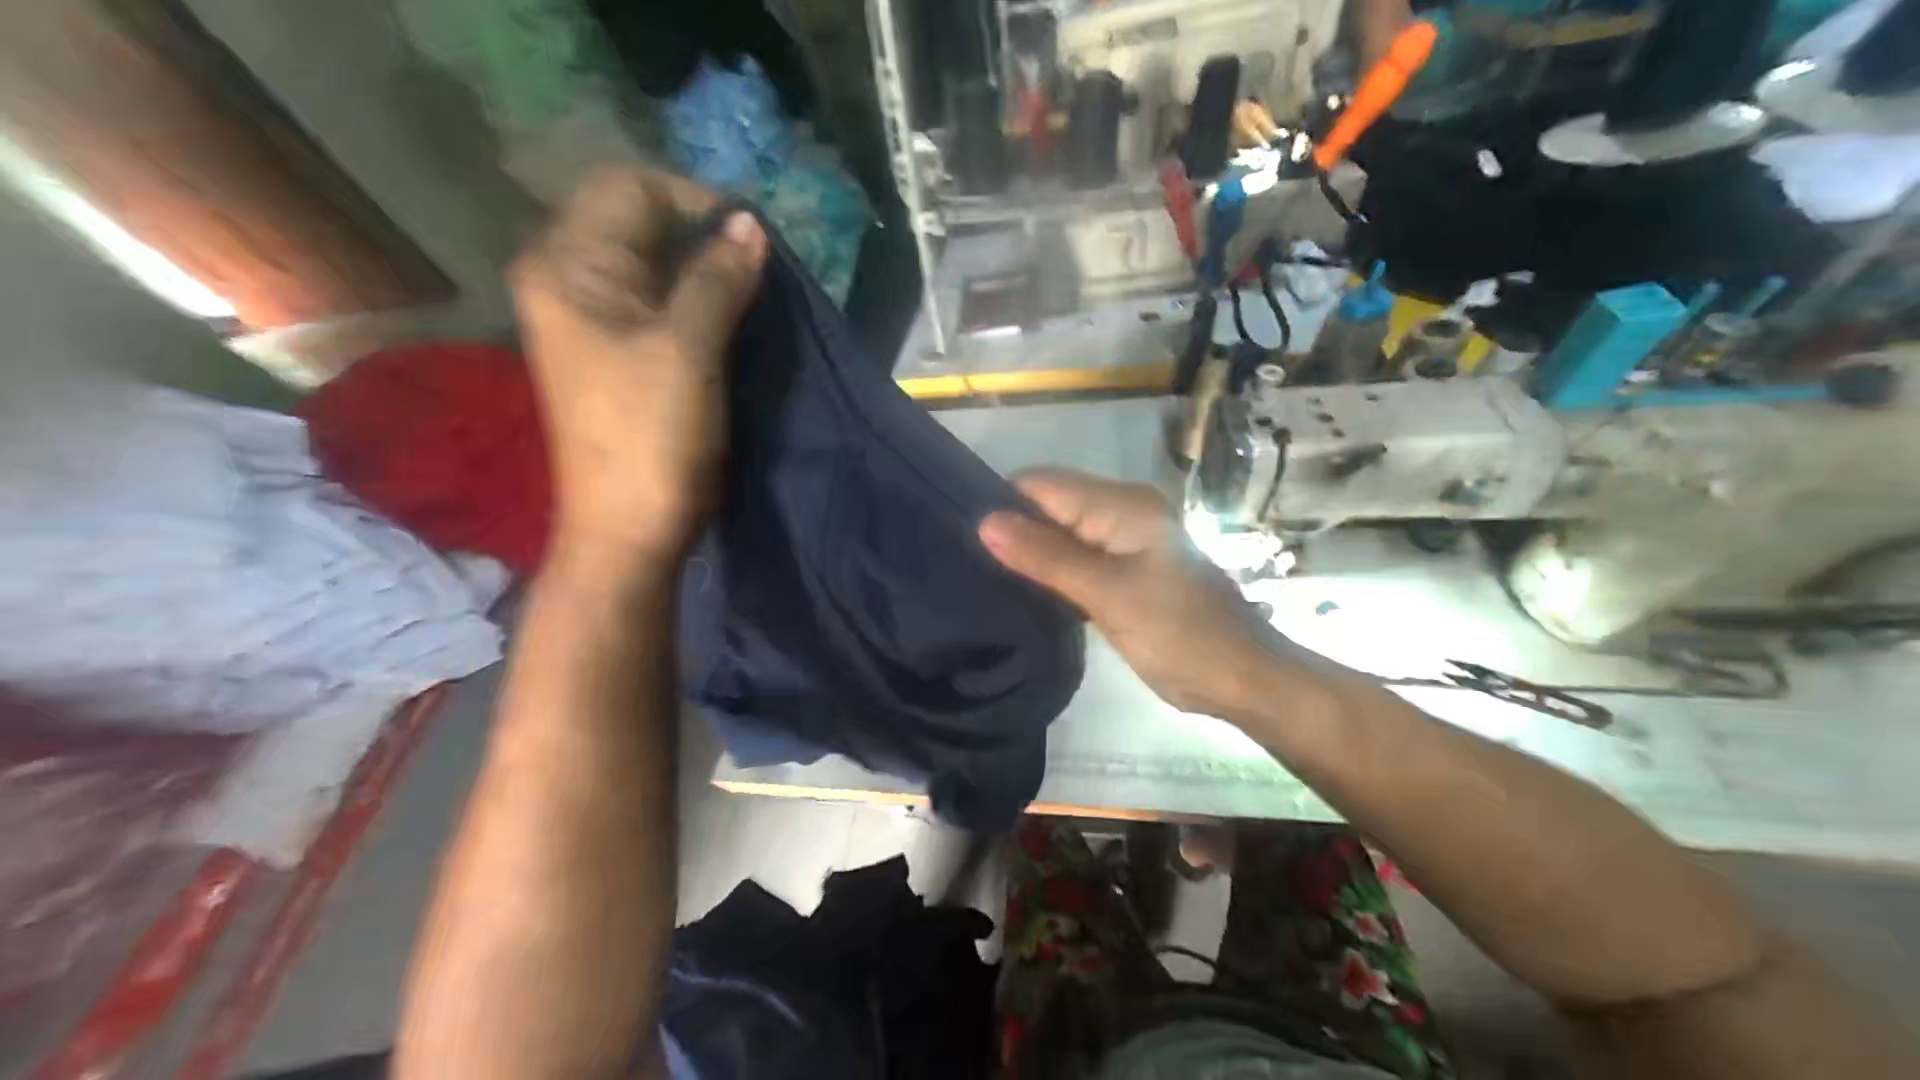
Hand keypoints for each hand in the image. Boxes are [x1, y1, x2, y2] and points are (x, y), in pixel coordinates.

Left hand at [512, 167, 767, 565]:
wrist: (630, 530)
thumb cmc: (652, 438)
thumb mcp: (688, 349)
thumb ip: (718, 279)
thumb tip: (750, 223)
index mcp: (567, 267)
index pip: (629, 188)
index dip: (693, 202)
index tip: (751, 239)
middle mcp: (568, 280)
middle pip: (638, 223)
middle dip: (702, 236)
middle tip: (758, 269)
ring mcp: (592, 319)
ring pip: (653, 265)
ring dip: (705, 271)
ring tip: (752, 294)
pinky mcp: (616, 353)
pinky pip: (657, 303)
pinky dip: (697, 301)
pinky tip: (732, 319)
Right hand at [978, 469, 1292, 719]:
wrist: (1240, 679)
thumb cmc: (1180, 634)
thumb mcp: (1108, 594)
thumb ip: (1046, 557)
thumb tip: (984, 521)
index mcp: (1121, 505)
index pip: (1041, 484)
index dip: (1001, 504)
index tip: (960, 539)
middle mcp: (1119, 512)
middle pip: (1047, 506)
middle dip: (1009, 529)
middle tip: (965, 565)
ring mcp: (1121, 542)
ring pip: (1057, 535)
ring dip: (1025, 554)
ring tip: (981, 578)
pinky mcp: (1120, 572)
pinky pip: (1072, 560)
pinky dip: (1047, 572)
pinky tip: (1018, 592)